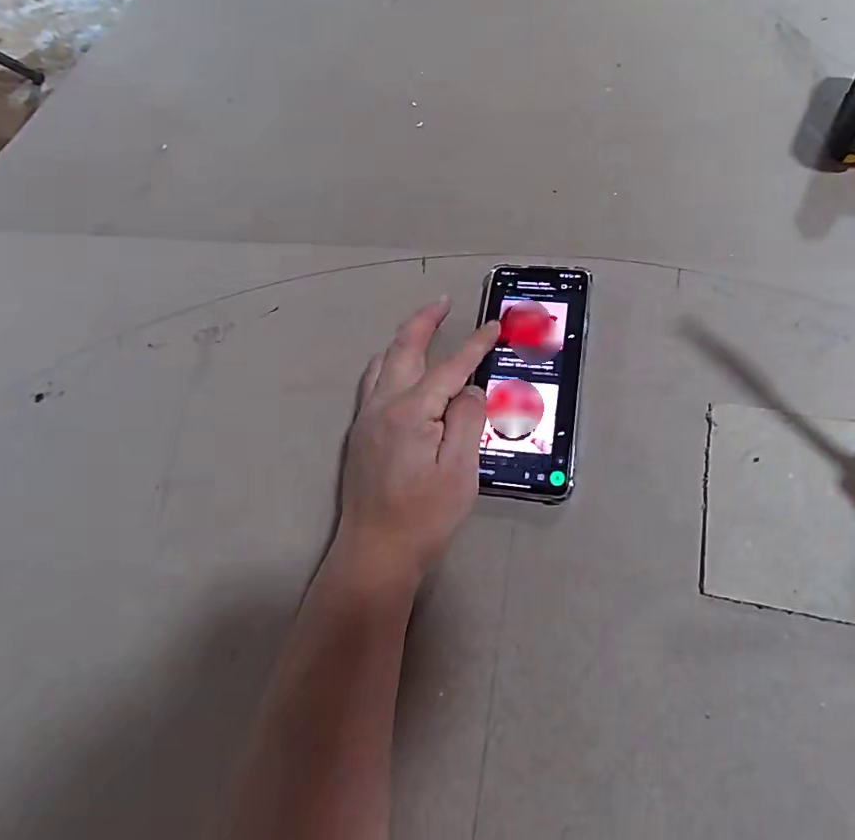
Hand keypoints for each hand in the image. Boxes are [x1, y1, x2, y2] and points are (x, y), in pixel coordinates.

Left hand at [335, 297, 501, 585]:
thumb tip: (468, 389)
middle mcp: (382, 406)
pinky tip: (401, 370)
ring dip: (403, 341)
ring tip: (423, 329)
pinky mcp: (361, 434)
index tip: (493, 328)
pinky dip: (390, 362)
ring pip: (382, 363)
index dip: (474, 346)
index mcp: (410, 412)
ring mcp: (366, 419)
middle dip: (424, 322)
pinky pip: (374, 381)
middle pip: (403, 350)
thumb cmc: (423, 516)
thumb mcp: (460, 472)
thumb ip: (467, 421)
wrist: (375, 552)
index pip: (449, 368)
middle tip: (442, 303)